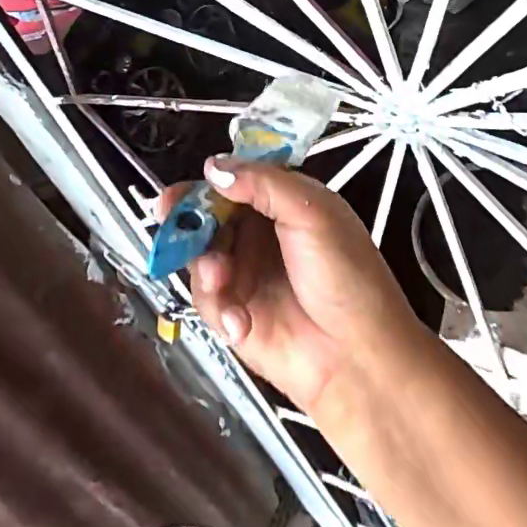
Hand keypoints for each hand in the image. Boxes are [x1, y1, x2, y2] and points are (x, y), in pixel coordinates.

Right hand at [159, 156, 427, 411]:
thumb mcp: (313, 214)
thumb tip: (213, 167)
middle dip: (189, 219)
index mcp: (282, 202)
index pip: (236, 179)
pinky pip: (205, 298)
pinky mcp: (234, 311)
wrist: (357, 360)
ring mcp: (245, 272)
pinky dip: (217, 305)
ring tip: (220, 276)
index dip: (209, 181)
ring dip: (203, 263)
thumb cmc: (346, 277)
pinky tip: (240, 321)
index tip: (186, 188)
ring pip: (199, 253)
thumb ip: (262, 184)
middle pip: (207, 214)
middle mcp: (259, 233)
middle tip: (169, 218)